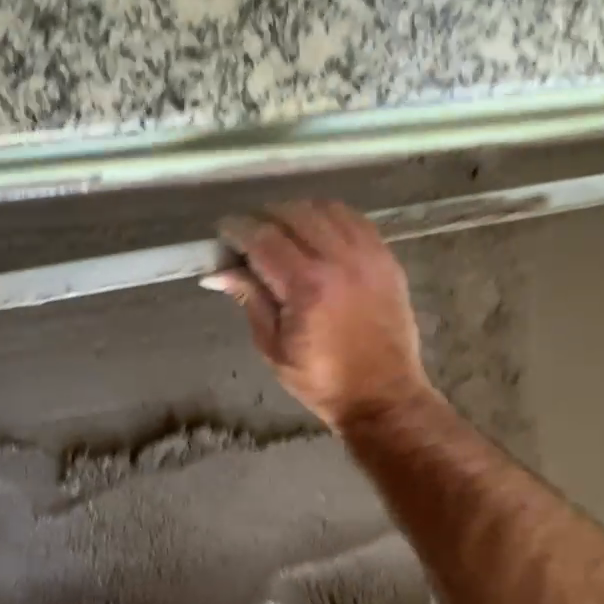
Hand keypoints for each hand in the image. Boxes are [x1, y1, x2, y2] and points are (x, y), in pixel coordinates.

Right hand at [202, 200, 434, 429]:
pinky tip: (314, 234)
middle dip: (264, 217)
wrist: (382, 394)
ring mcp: (369, 256)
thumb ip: (249, 299)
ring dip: (296, 212)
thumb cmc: (318, 378)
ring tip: (280, 231)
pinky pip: (354, 220)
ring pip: (326, 209)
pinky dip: (328, 218)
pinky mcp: (387, 258)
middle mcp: (340, 261)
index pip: (264, 238)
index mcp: (307, 287)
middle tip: (247, 235)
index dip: (238, 229)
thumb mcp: (272, 345)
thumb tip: (217, 272)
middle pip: (294, 214)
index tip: (221, 232)